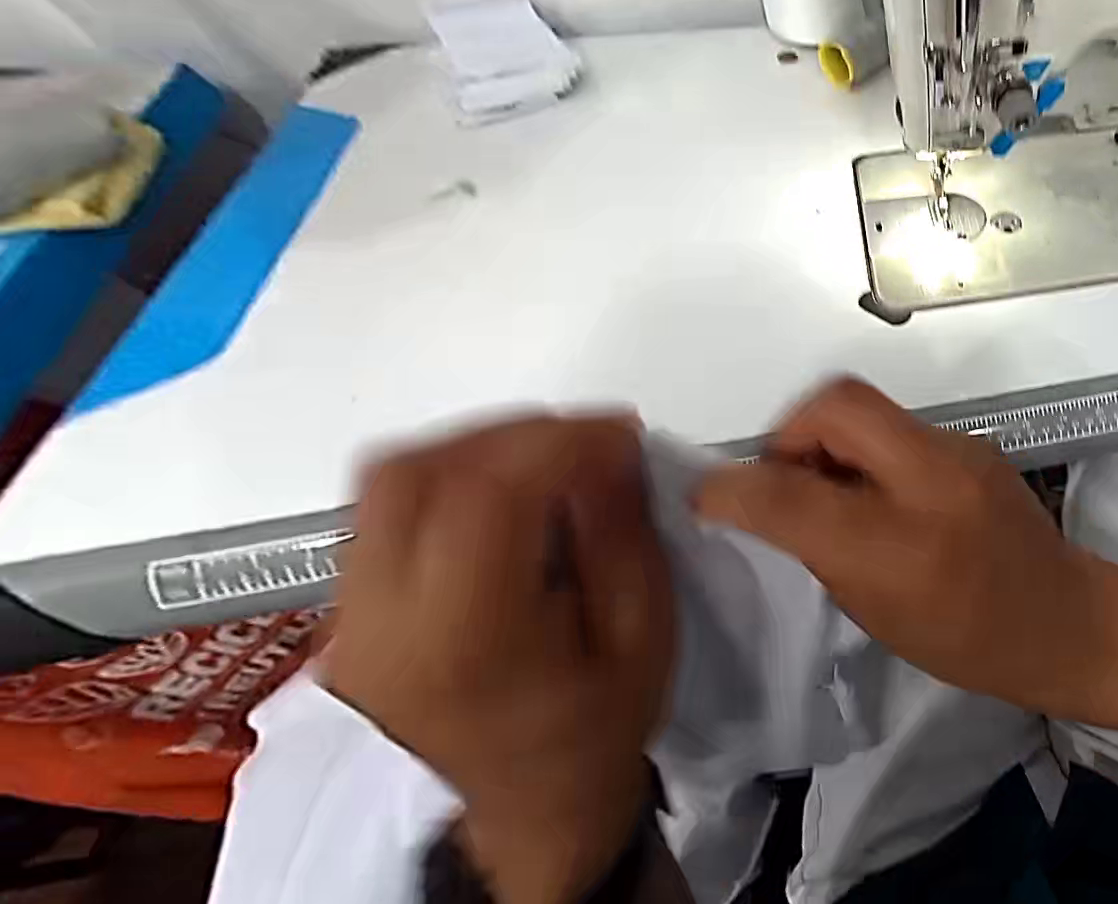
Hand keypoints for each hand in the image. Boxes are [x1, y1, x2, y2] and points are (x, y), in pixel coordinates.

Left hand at [324, 415, 675, 903]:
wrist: (528, 807)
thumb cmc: (599, 727)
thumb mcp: (643, 632)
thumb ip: (622, 537)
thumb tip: (609, 453)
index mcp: (469, 640)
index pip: (487, 497)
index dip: (561, 442)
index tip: (622, 434)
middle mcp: (384, 624)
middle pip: (412, 472)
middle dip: (513, 432)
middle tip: (587, 439)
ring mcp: (352, 619)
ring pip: (388, 478)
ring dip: (482, 445)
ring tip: (557, 457)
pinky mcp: (353, 611)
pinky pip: (387, 506)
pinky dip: (456, 472)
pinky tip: (516, 489)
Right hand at [696, 379, 1117, 719]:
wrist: (1065, 618)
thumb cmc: (970, 641)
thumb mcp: (878, 614)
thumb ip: (820, 548)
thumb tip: (778, 502)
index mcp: (901, 545)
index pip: (792, 493)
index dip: (733, 487)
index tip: (708, 493)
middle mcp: (933, 479)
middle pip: (837, 401)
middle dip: (790, 430)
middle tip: (785, 476)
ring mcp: (960, 450)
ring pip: (868, 410)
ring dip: (830, 440)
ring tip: (832, 488)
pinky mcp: (974, 443)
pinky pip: (899, 429)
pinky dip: (869, 451)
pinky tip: (880, 491)